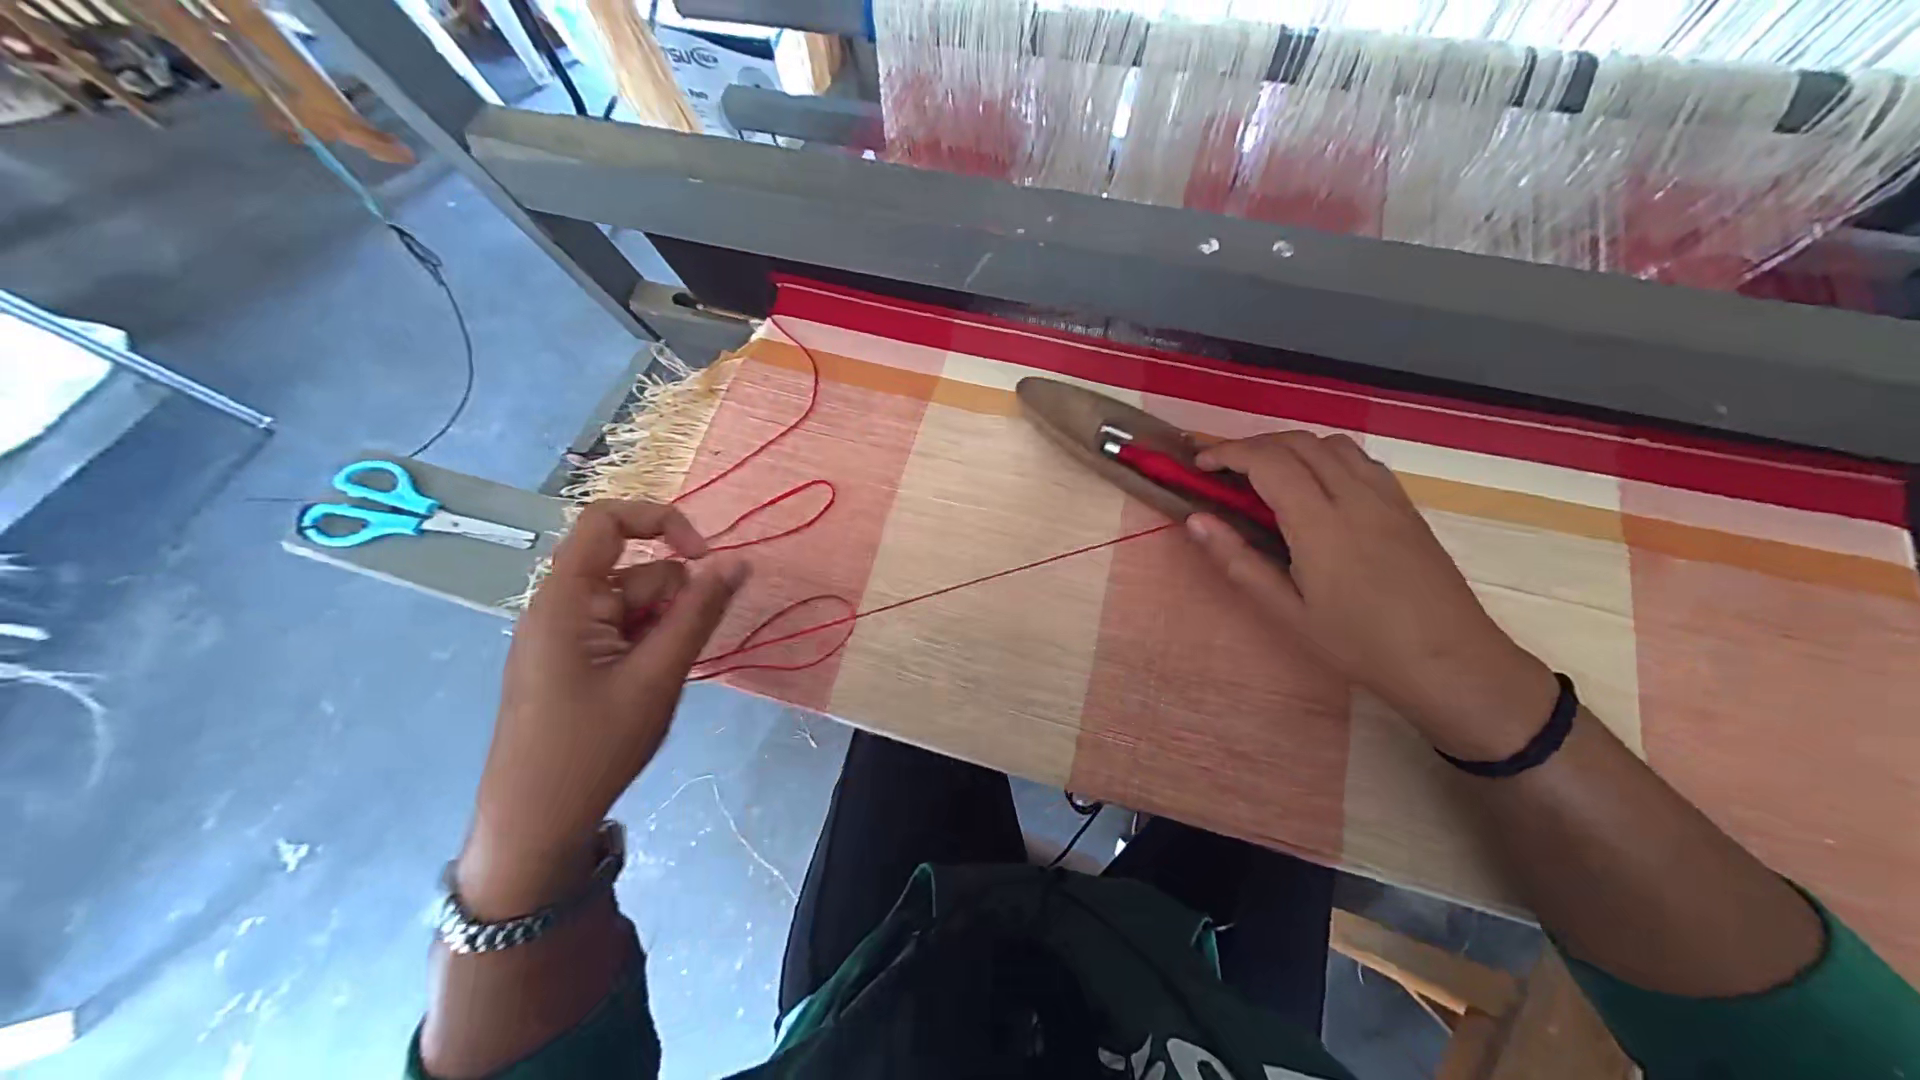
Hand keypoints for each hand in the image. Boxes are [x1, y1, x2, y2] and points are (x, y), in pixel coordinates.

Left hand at [458, 500, 748, 917]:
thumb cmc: (593, 746)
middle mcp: (560, 606)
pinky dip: (648, 647)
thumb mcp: (658, 675)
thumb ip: (700, 613)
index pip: (608, 520)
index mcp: (566, 597)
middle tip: (678, 655)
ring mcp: (565, 636)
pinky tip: (648, 688)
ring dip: (664, 630)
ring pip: (635, 604)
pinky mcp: (572, 661)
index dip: (663, 522)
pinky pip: (623, 631)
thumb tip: (739, 561)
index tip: (706, 558)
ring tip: (661, 681)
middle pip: (635, 570)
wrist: (534, 825)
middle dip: (673, 601)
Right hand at [1187, 431, 1555, 759]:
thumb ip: (1238, 560)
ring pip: (1331, 443)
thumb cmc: (1359, 643)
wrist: (1450, 660)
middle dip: (1253, 445)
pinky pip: (1359, 459)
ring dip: (1290, 446)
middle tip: (1223, 468)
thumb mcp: (1287, 611)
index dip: (1228, 453)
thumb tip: (1196, 520)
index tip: (1199, 463)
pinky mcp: (1405, 505)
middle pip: (1298, 442)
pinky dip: (1324, 456)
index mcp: (1320, 522)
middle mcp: (1355, 495)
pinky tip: (1316, 486)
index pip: (1268, 461)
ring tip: (1265, 474)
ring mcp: (1386, 496)